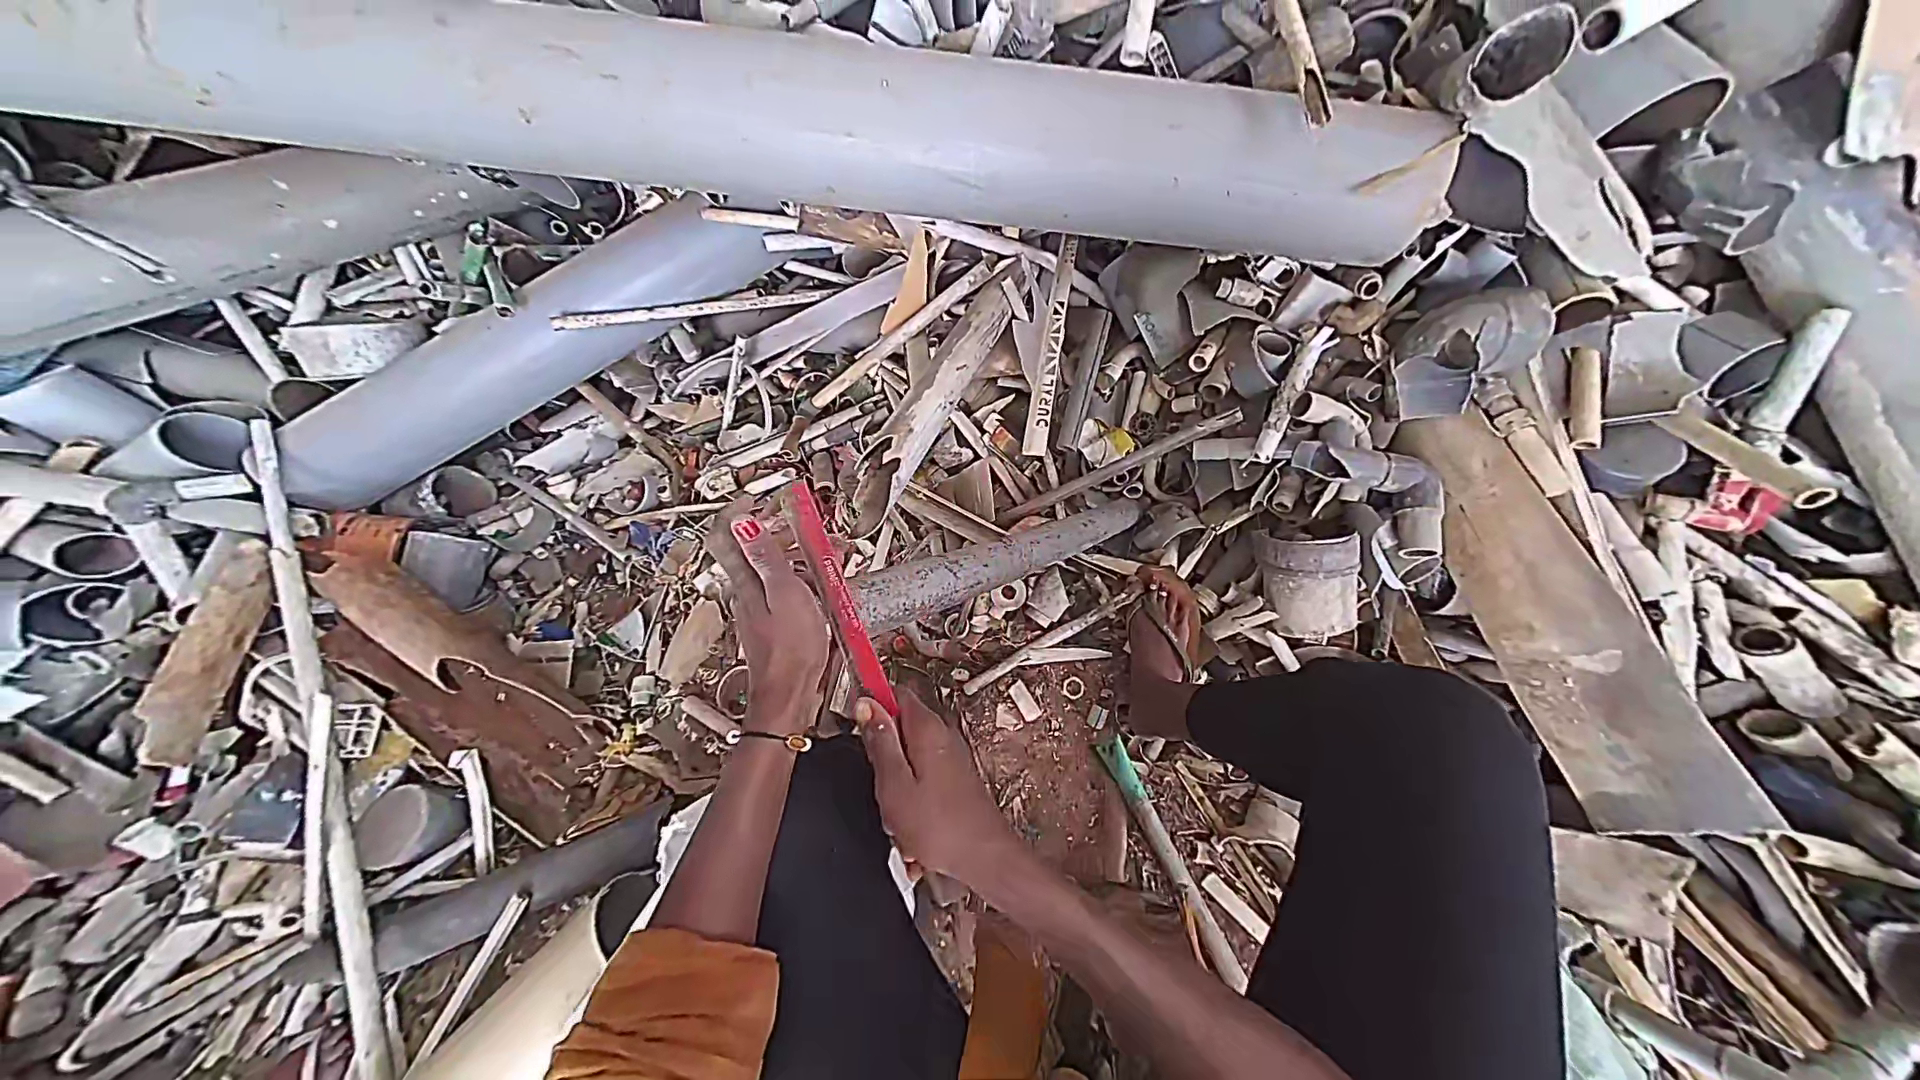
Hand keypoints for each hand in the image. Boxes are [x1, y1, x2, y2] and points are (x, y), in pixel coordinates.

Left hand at [711, 508, 829, 734]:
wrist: (791, 693)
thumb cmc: (790, 650)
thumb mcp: (785, 594)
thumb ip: (767, 557)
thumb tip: (744, 523)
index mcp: (746, 581)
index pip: (726, 535)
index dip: (738, 511)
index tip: (758, 496)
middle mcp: (748, 591)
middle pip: (756, 548)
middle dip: (785, 530)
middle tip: (811, 526)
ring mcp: (762, 606)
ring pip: (775, 568)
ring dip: (801, 554)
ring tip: (831, 554)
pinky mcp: (777, 620)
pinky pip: (788, 588)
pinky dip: (807, 577)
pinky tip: (826, 583)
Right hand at [855, 690, 1022, 884]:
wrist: (985, 859)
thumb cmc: (943, 827)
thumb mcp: (894, 784)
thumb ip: (880, 742)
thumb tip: (866, 707)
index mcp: (927, 729)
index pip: (895, 692)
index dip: (873, 703)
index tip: (857, 720)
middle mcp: (942, 737)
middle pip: (898, 729)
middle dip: (882, 755)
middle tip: (880, 781)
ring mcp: (949, 759)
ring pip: (906, 761)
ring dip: (894, 786)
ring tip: (898, 814)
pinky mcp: (952, 781)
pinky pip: (919, 783)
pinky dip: (911, 803)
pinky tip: (912, 830)